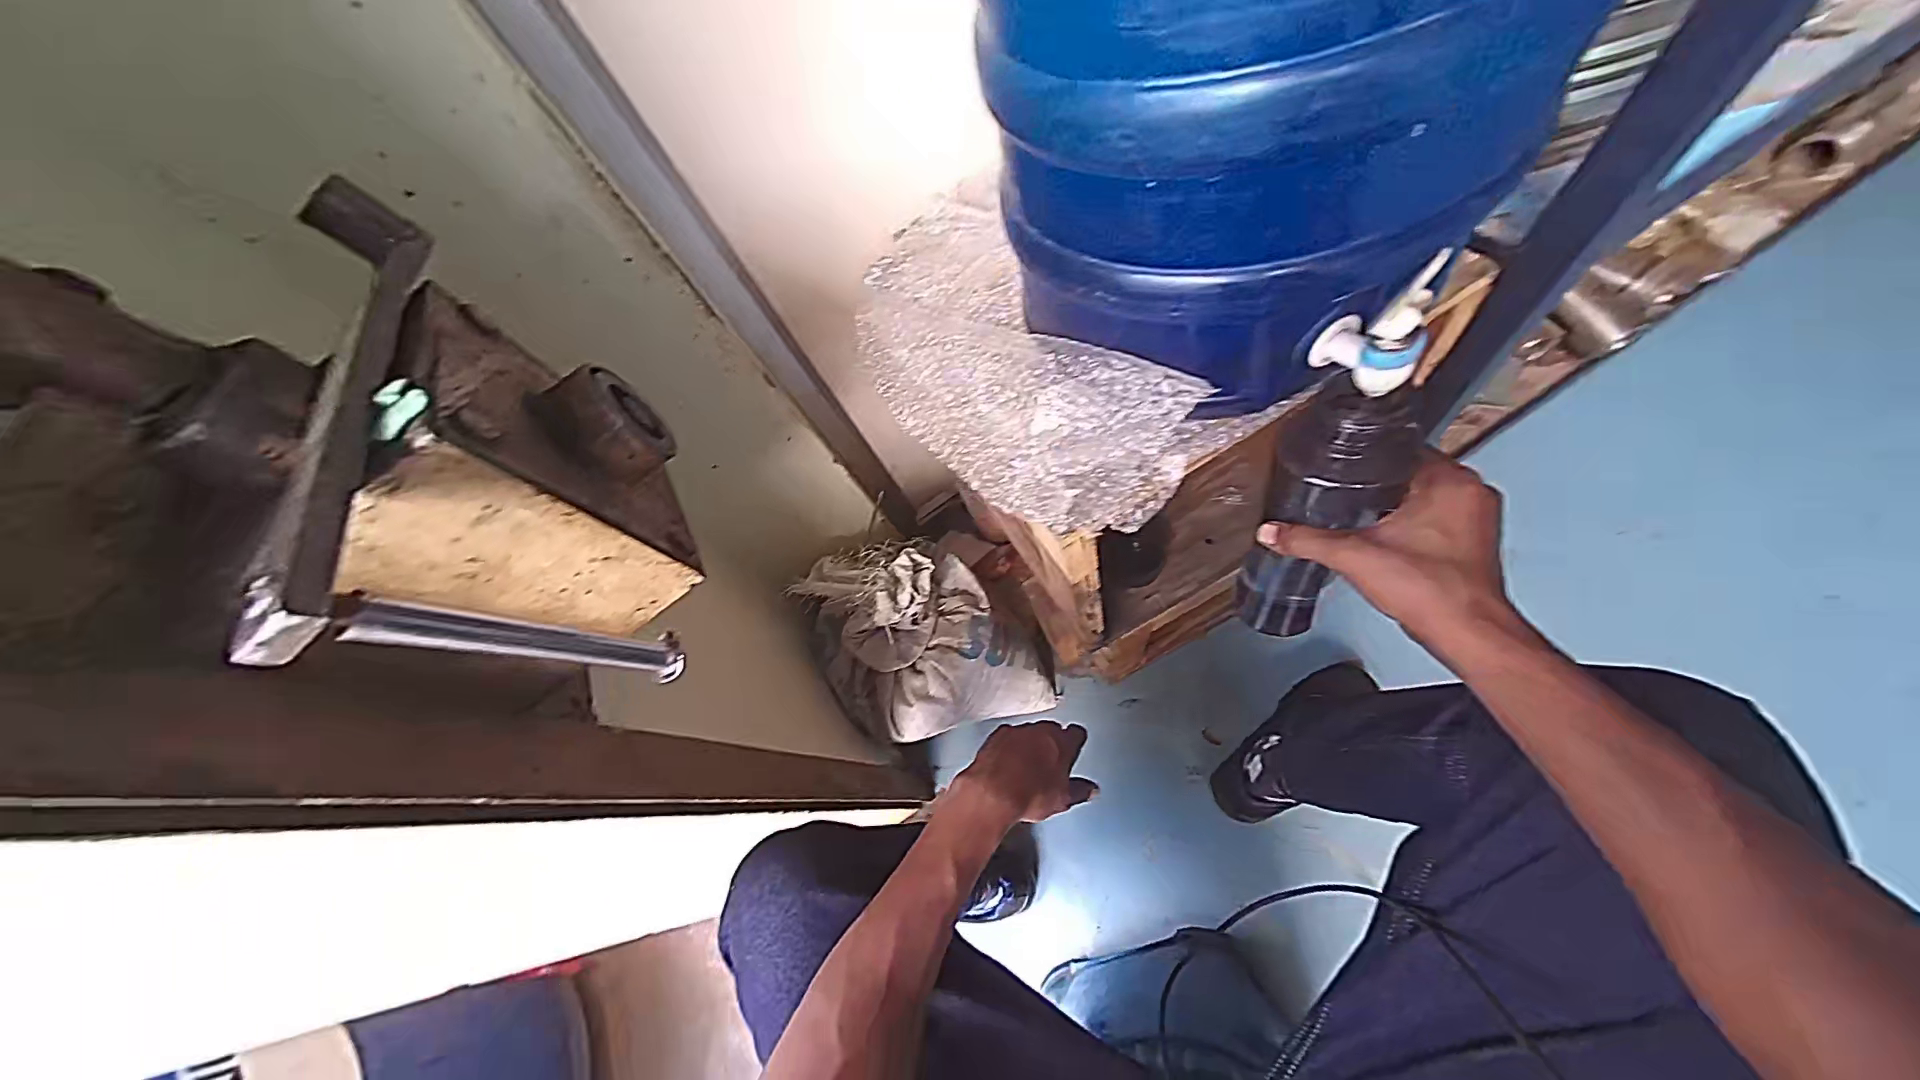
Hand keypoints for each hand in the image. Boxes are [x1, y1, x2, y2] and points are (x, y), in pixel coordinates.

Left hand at [950, 721, 1098, 825]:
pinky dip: (1008, 747)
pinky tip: (1006, 764)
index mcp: (1063, 743)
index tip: (1075, 747)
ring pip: (1029, 733)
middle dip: (1051, 744)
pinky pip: (1007, 737)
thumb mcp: (1063, 799)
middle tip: (1049, 764)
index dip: (1076, 741)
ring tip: (1026, 768)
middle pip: (1052, 730)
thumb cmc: (1028, 794)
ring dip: (1029, 744)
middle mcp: (1041, 731)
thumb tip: (1089, 790)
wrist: (993, 793)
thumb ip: (1079, 790)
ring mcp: (1018, 731)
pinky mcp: (996, 735)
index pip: (1077, 734)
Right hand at [1256, 452, 1524, 643]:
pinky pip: (1437, 516)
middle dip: (1379, 482)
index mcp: (1449, 482)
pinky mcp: (1474, 539)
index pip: (1402, 450)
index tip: (1345, 464)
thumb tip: (1272, 531)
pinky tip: (1387, 536)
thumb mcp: (1351, 556)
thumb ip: (1306, 540)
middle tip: (1347, 491)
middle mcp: (1471, 492)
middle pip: (1412, 472)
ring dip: (1396, 502)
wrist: (1463, 631)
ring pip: (1426, 494)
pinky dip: (1413, 521)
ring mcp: (1477, 516)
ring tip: (1363, 512)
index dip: (1368, 457)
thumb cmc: (1431, 590)